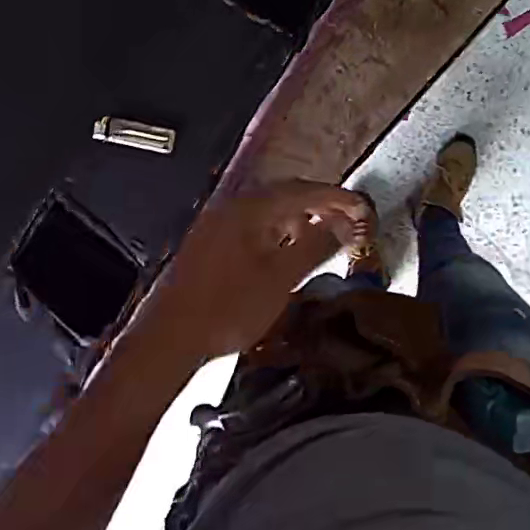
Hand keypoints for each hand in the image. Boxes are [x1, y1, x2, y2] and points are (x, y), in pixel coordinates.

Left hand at [133, 179, 372, 364]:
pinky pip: (254, 222)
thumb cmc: (228, 309)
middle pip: (287, 194)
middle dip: (320, 205)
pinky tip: (286, 250)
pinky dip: (279, 230)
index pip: (306, 191)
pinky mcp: (211, 240)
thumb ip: (314, 246)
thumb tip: (342, 224)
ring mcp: (219, 222)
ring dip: (299, 218)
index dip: (338, 198)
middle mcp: (234, 206)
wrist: (168, 338)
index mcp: (253, 208)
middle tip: (347, 220)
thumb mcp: (281, 279)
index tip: (362, 206)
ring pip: (269, 209)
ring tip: (321, 237)